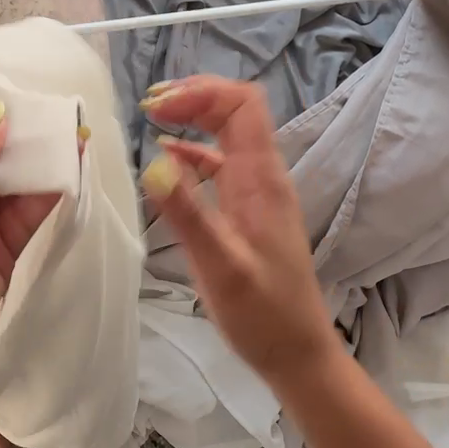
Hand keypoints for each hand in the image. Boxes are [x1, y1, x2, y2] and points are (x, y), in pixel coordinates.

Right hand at [139, 76, 336, 382]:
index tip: (160, 108)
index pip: (243, 104)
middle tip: (151, 105)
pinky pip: (219, 159)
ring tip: (153, 117)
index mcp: (261, 178)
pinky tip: (165, 156)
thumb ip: (187, 213)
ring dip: (192, 115)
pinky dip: (191, 148)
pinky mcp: (246, 206)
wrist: (298, 355)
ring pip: (227, 130)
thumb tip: (153, 161)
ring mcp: (256, 189)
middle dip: (193, 95)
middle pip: (234, 108)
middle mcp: (262, 174)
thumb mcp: (221, 266)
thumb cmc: (263, 313)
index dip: (202, 92)